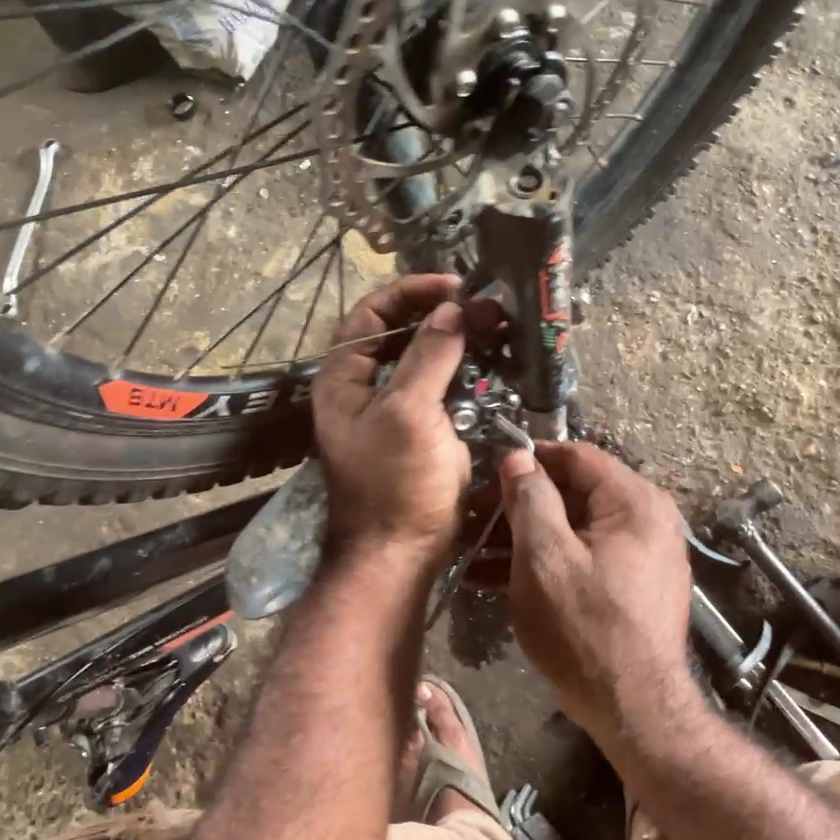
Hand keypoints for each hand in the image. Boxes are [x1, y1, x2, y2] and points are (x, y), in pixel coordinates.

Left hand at [312, 275, 470, 568]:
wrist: (400, 553)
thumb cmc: (395, 483)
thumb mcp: (409, 412)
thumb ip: (429, 355)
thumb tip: (451, 309)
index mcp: (343, 378)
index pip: (372, 314)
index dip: (410, 292)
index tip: (454, 286)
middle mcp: (364, 388)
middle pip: (400, 333)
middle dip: (441, 314)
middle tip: (485, 307)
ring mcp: (394, 409)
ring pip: (425, 359)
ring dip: (458, 341)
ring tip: (495, 327)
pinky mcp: (421, 429)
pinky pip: (442, 387)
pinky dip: (465, 371)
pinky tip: (492, 361)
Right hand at [498, 442, 696, 742]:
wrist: (633, 710)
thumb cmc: (585, 627)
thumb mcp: (544, 557)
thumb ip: (530, 499)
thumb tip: (518, 457)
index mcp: (634, 502)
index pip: (576, 456)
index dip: (528, 459)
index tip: (486, 471)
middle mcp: (647, 520)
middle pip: (573, 493)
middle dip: (518, 505)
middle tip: (470, 518)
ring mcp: (642, 556)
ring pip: (573, 529)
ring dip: (522, 537)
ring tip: (471, 552)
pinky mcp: (631, 587)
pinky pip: (582, 558)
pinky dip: (544, 562)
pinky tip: (497, 579)